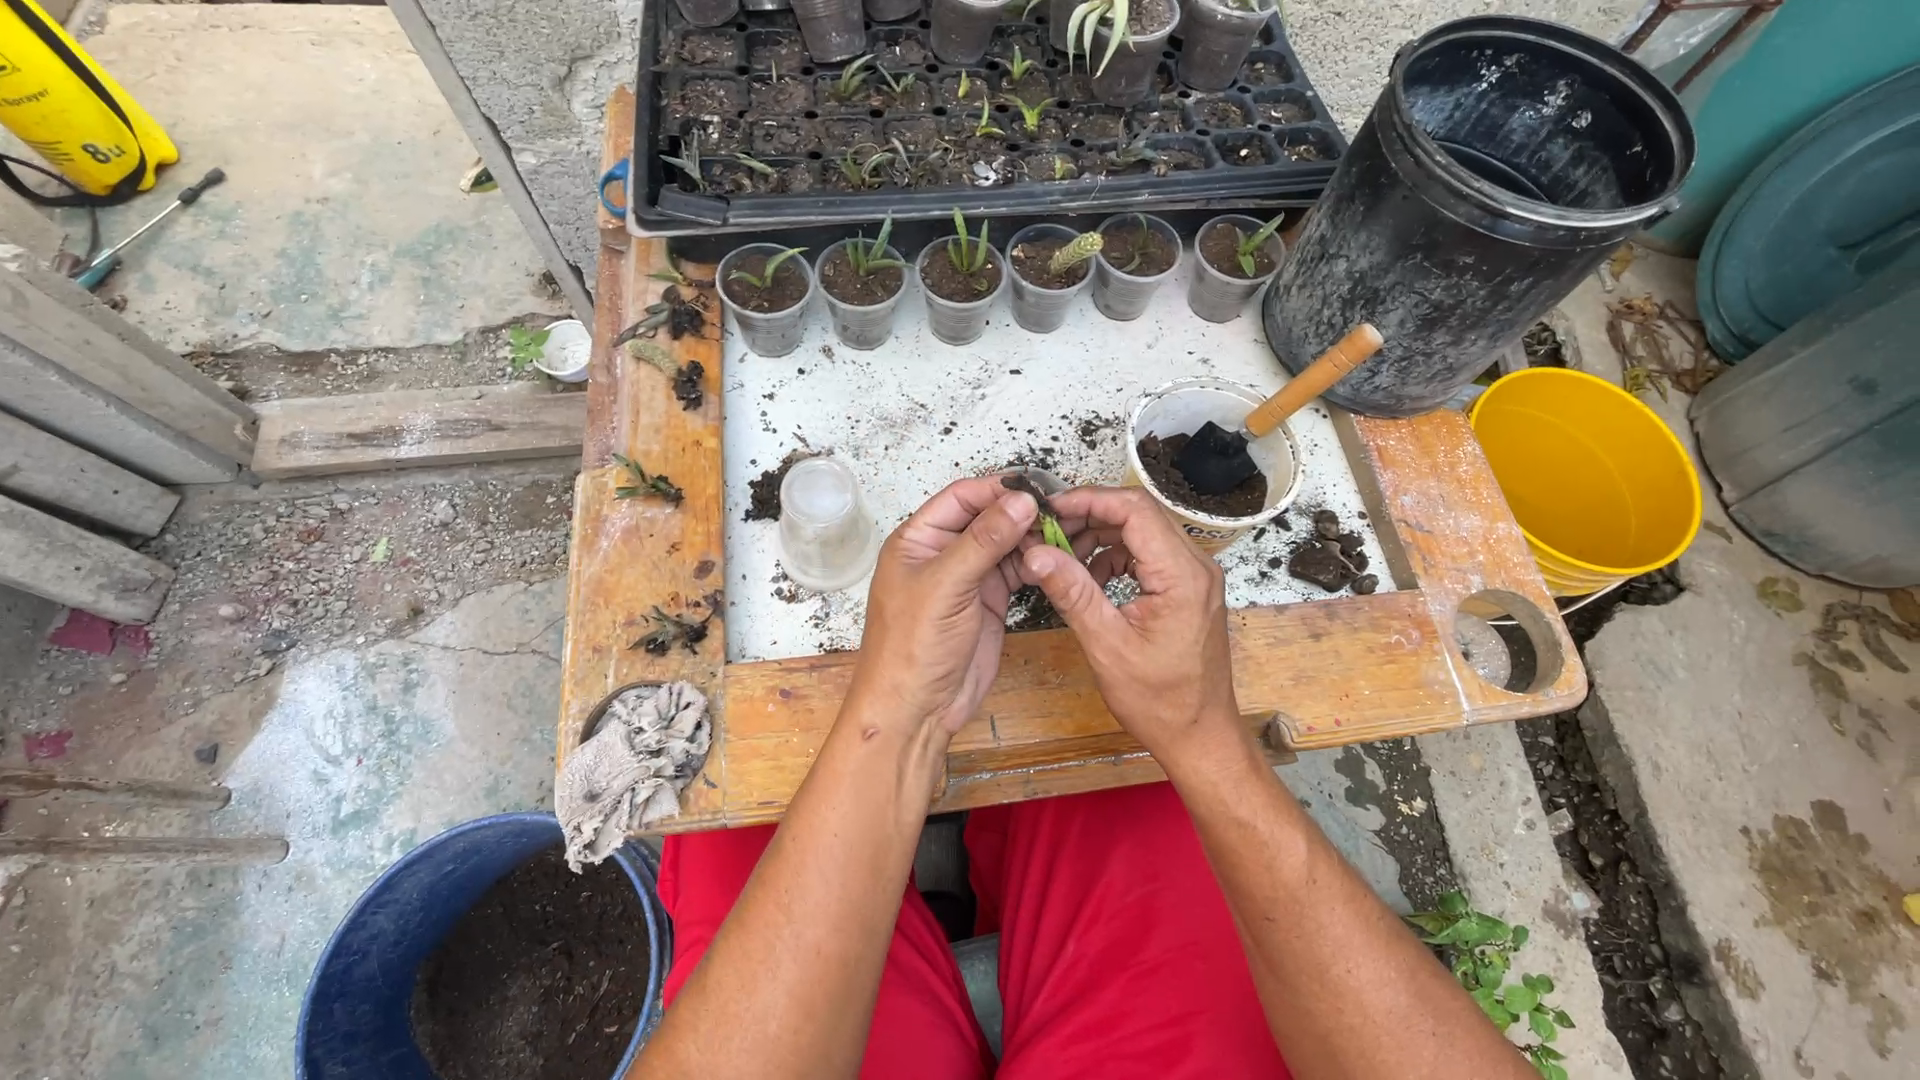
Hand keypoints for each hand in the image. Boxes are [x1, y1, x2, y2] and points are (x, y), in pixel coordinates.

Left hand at [848, 476, 1036, 736]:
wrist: (916, 709)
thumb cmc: (910, 649)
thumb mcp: (945, 586)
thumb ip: (983, 541)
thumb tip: (1019, 501)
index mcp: (917, 540)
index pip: (961, 498)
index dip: (997, 489)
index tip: (1035, 487)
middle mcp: (941, 554)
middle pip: (986, 518)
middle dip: (1019, 512)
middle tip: (1057, 510)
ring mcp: (967, 579)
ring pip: (1004, 544)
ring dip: (1031, 537)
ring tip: (1062, 532)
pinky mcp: (987, 602)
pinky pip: (1014, 571)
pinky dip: (1033, 563)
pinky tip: (1052, 558)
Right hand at [1020, 486, 1246, 769]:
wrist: (1199, 735)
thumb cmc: (1162, 702)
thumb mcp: (1107, 646)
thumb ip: (1073, 593)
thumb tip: (1036, 554)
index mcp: (1182, 576)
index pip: (1135, 510)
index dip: (1089, 501)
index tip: (1051, 509)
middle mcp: (1196, 567)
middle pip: (1139, 514)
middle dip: (1090, 515)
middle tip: (1049, 530)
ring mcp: (1195, 577)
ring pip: (1142, 531)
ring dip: (1101, 536)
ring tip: (1063, 556)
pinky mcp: (1187, 588)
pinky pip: (1148, 553)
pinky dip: (1116, 556)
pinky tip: (1091, 578)